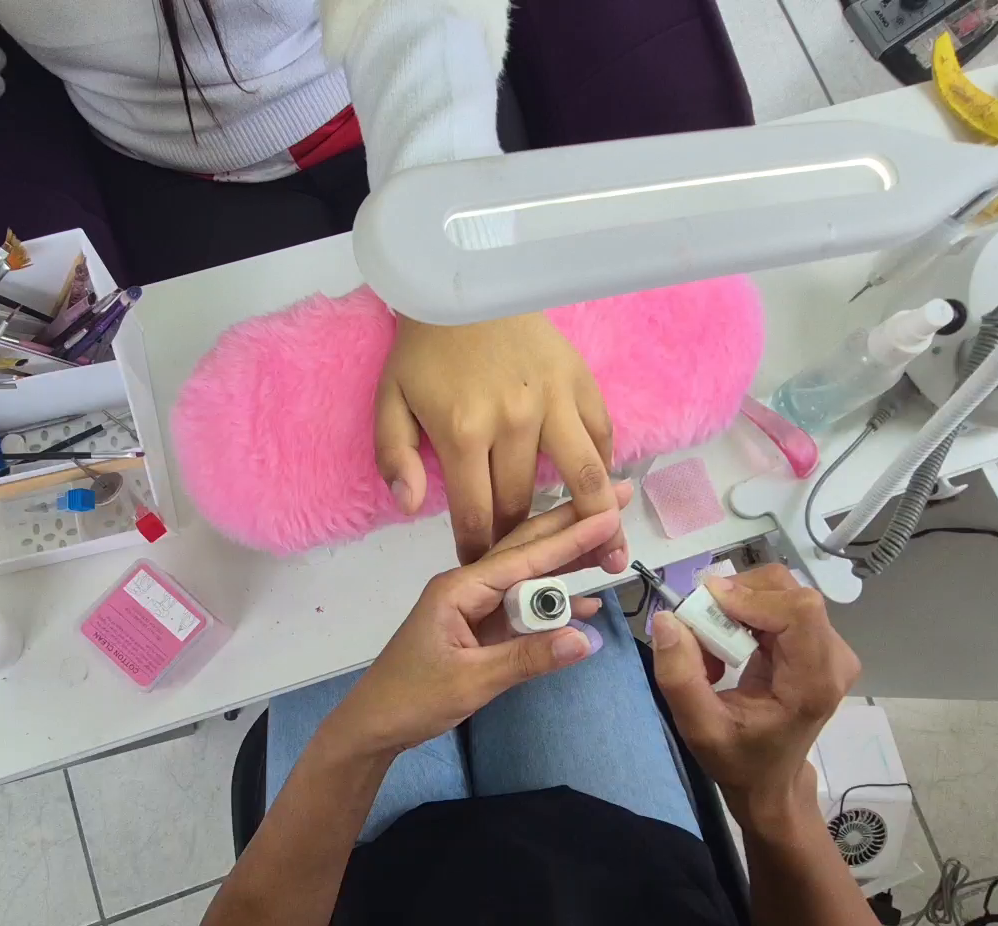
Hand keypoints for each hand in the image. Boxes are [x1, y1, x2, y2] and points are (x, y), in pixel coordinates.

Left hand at [331, 489, 631, 754]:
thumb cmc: (413, 699)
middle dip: (574, 527)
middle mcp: (470, 586)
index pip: (525, 557)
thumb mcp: (472, 681)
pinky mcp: (479, 627)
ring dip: (570, 563)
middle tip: (620, 499)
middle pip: (530, 551)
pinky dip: (554, 604)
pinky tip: (586, 603)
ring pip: (530, 576)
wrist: (375, 724)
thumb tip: (588, 638)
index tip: (611, 514)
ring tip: (614, 543)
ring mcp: (475, 605)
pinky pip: (523, 607)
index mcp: (461, 588)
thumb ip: (528, 658)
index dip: (571, 537)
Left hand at [376, 312, 625, 569]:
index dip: (478, 548)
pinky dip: (604, 469)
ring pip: (584, 479)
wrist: (464, 285)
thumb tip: (409, 508)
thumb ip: (395, 457)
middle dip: (523, 542)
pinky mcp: (582, 383)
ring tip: (608, 554)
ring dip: (594, 523)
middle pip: (525, 504)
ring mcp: (555, 402)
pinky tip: (603, 494)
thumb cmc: (424, 352)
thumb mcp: (390, 401)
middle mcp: (515, 423)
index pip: (476, 513)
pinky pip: (603, 438)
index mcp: (463, 432)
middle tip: (530, 565)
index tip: (480, 567)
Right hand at [649, 564, 860, 824]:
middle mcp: (832, 658)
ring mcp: (828, 647)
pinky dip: (741, 612)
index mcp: (813, 683)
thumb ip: (679, 676)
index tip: (705, 607)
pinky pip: (776, 604)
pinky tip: (723, 642)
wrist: (770, 781)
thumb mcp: (698, 727)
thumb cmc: (738, 759)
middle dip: (736, 597)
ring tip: (709, 640)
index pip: (799, 611)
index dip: (750, 597)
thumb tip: (667, 619)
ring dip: (735, 605)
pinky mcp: (814, 641)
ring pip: (781, 591)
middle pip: (790, 593)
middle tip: (698, 624)